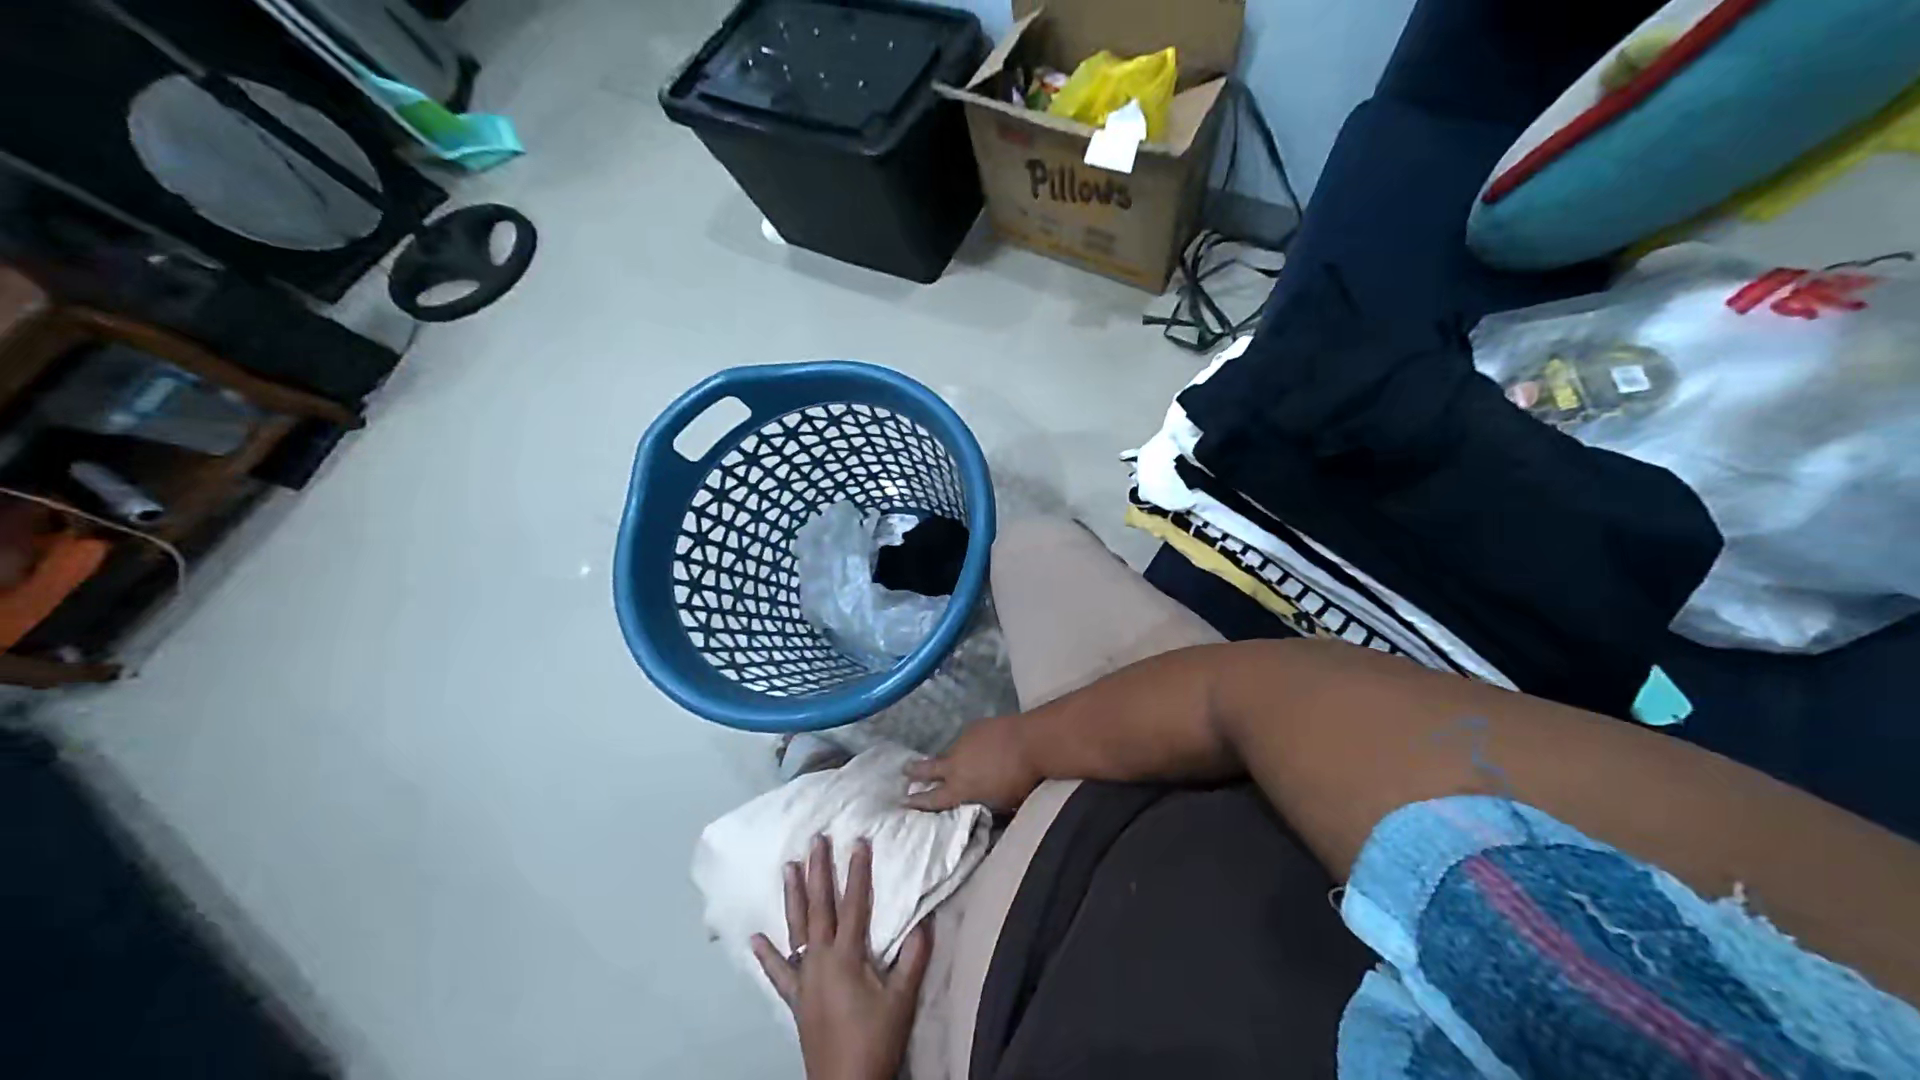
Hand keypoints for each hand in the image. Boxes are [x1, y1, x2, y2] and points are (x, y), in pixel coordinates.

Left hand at [751, 835, 929, 1079]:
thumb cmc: (876, 1040)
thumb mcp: (902, 999)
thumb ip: (913, 959)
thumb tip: (924, 922)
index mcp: (846, 955)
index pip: (854, 903)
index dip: (857, 871)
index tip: (858, 841)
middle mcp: (820, 959)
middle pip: (819, 906)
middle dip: (818, 871)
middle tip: (815, 840)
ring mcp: (804, 978)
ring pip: (796, 928)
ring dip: (793, 896)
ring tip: (788, 867)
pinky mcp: (795, 998)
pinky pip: (778, 972)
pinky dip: (766, 954)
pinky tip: (754, 938)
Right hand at [902, 711, 1041, 812]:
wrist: (1030, 742)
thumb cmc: (1020, 781)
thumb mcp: (1001, 803)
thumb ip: (984, 803)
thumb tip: (980, 805)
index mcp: (959, 789)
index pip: (932, 799)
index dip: (916, 801)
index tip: (902, 801)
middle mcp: (954, 765)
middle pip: (927, 768)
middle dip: (914, 771)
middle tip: (904, 770)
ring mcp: (962, 743)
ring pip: (948, 752)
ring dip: (949, 757)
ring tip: (956, 759)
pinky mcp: (973, 727)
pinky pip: (966, 739)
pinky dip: (969, 744)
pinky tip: (980, 745)